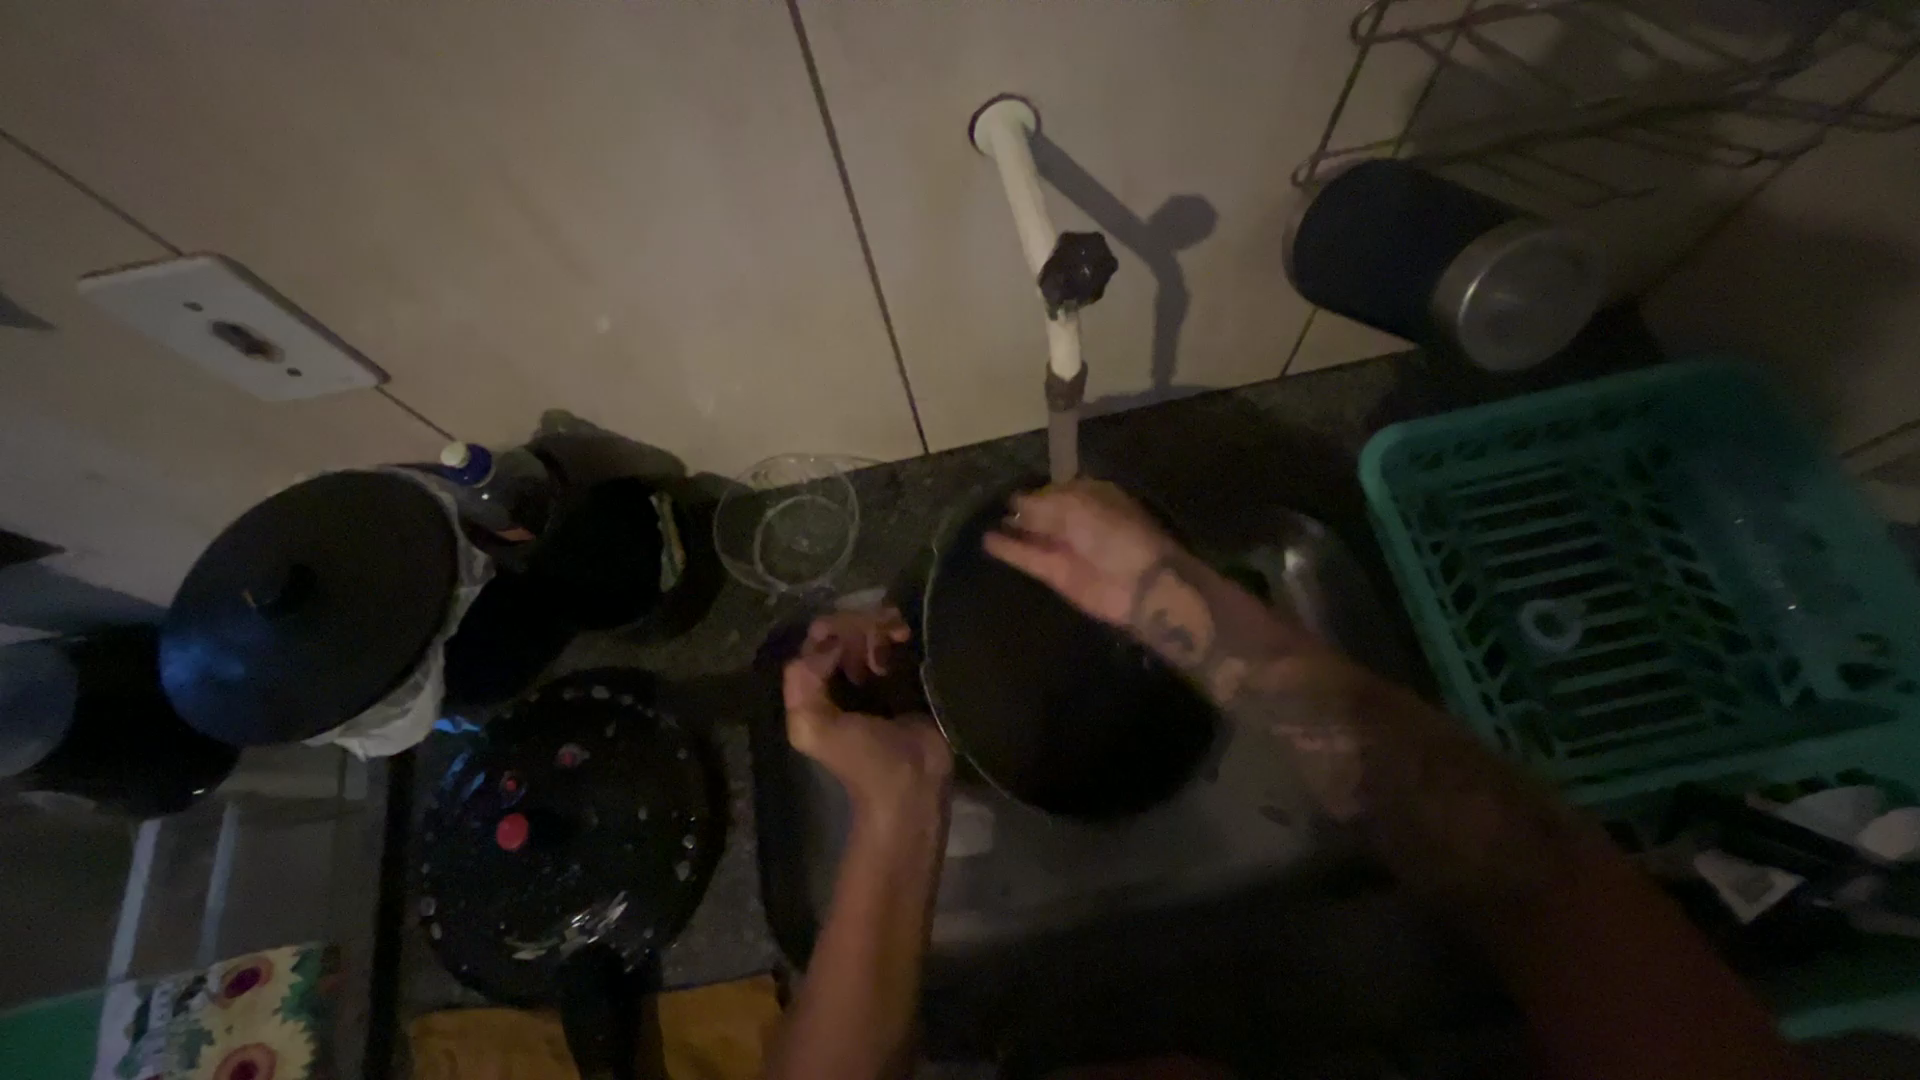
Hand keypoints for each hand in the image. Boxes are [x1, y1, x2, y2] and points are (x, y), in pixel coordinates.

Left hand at [782, 608, 951, 824]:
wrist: (911, 784)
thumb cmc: (861, 760)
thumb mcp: (812, 728)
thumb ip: (802, 683)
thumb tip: (829, 641)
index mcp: (819, 686)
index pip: (819, 639)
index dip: (833, 630)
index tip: (851, 639)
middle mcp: (847, 675)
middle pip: (847, 628)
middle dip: (860, 625)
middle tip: (878, 645)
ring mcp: (881, 672)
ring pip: (875, 627)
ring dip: (882, 624)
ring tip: (897, 638)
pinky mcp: (911, 673)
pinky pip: (903, 639)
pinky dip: (902, 630)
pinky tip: (906, 636)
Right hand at [981, 480, 1179, 626]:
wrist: (1139, 583)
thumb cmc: (1115, 533)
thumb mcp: (1079, 506)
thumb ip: (1044, 503)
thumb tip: (1016, 503)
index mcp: (1093, 497)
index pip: (1059, 489)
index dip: (1037, 490)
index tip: (1011, 490)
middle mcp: (1079, 521)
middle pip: (1045, 512)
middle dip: (1023, 508)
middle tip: (993, 504)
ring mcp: (1067, 548)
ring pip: (1034, 535)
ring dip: (1013, 528)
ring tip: (984, 521)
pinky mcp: (1056, 573)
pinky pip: (1028, 557)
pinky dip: (1009, 550)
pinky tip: (987, 541)